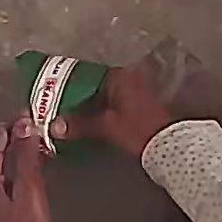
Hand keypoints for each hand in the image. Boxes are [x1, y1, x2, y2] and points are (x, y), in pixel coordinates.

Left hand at [0, 119, 53, 221]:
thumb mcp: (30, 188)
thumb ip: (27, 154)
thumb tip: (26, 125)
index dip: (15, 123)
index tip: (34, 121)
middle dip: (14, 130)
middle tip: (36, 132)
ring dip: (17, 143)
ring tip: (37, 146)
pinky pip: (2, 159)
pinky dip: (16, 154)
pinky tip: (33, 159)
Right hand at [50, 63, 173, 162]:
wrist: (168, 146)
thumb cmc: (137, 129)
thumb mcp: (106, 127)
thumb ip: (80, 124)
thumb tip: (53, 127)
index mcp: (120, 75)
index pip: (88, 75)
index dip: (71, 86)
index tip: (55, 95)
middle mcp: (129, 77)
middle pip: (97, 85)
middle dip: (80, 97)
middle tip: (60, 107)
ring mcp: (137, 89)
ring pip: (106, 94)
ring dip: (92, 105)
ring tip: (72, 116)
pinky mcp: (141, 103)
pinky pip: (115, 102)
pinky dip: (103, 109)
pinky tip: (92, 121)